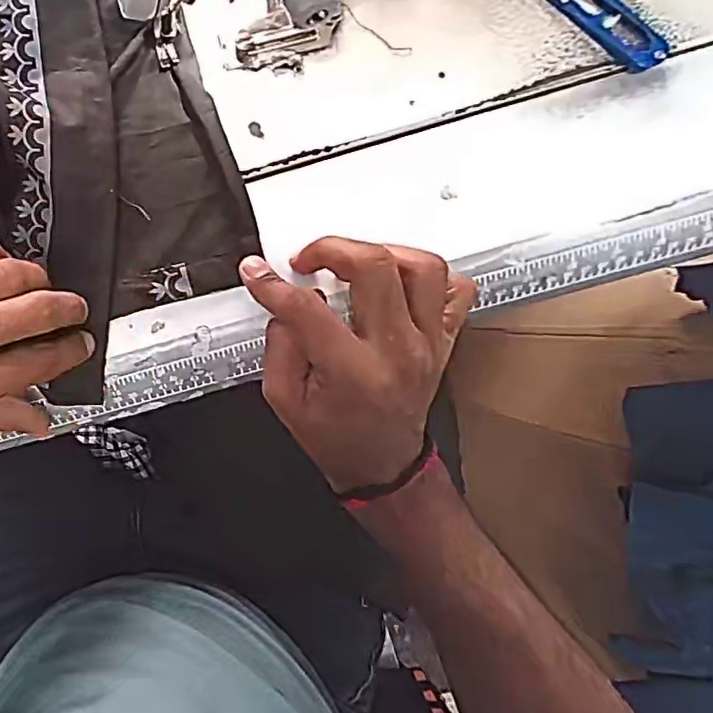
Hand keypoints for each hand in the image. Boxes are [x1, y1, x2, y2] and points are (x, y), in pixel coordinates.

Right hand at [240, 237, 475, 495]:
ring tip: (350, 263)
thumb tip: (284, 303)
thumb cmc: (335, 437)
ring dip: (379, 252)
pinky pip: (455, 288)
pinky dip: (426, 274)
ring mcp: (426, 342)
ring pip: (420, 266)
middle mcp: (395, 351)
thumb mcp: (283, 398)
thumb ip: (279, 345)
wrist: (380, 464)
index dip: (273, 284)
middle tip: (307, 260)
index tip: (257, 272)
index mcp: (351, 371)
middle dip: (330, 248)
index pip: (306, 308)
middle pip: (374, 267)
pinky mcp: (443, 340)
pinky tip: (396, 280)